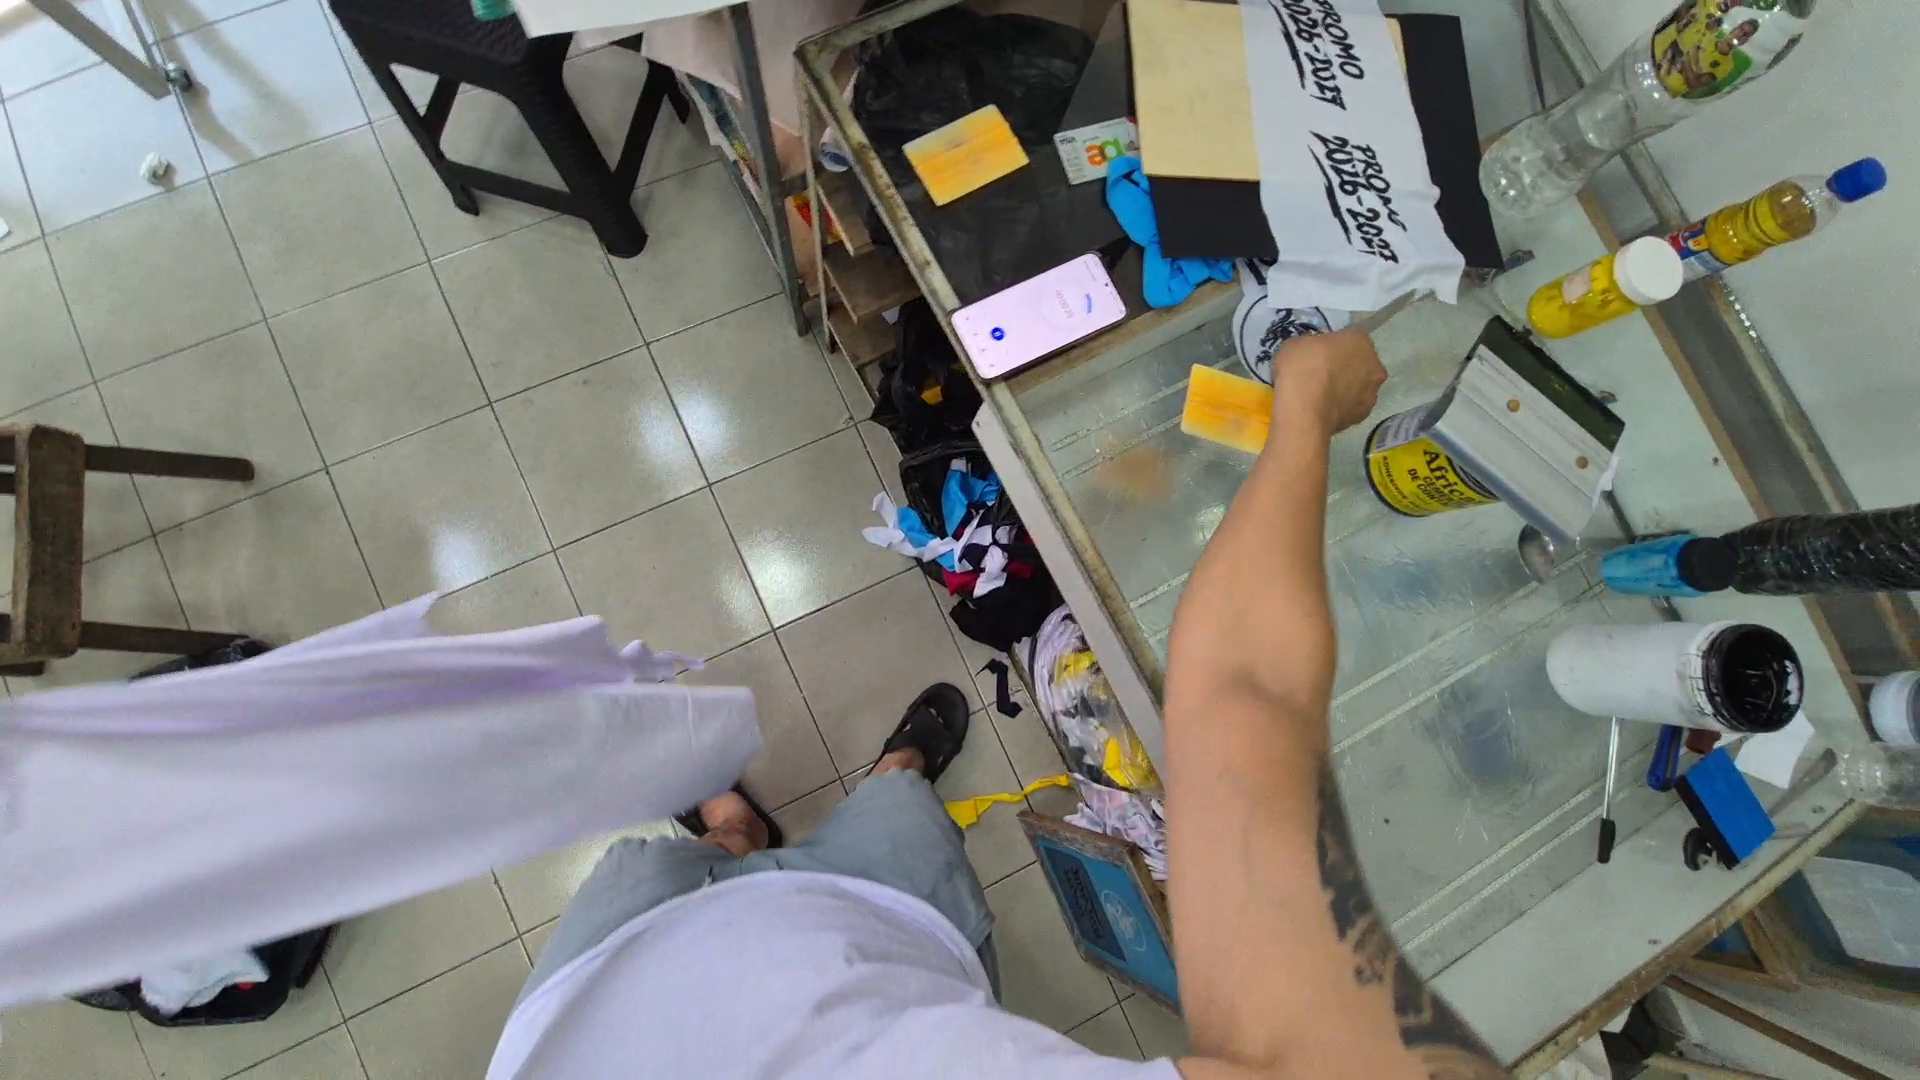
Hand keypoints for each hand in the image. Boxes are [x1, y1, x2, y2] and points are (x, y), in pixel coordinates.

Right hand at [1272, 327, 1385, 436]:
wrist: (1302, 412)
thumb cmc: (1300, 370)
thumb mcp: (1294, 345)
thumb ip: (1309, 345)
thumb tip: (1311, 353)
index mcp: (1360, 339)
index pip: (1350, 335)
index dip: (1333, 343)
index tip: (1317, 352)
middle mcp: (1374, 364)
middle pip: (1360, 361)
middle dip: (1344, 365)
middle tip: (1320, 373)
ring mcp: (1371, 393)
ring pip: (1359, 385)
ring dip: (1345, 387)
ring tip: (1320, 396)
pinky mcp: (1362, 416)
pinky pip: (1351, 406)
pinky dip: (1340, 407)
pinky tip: (1322, 410)